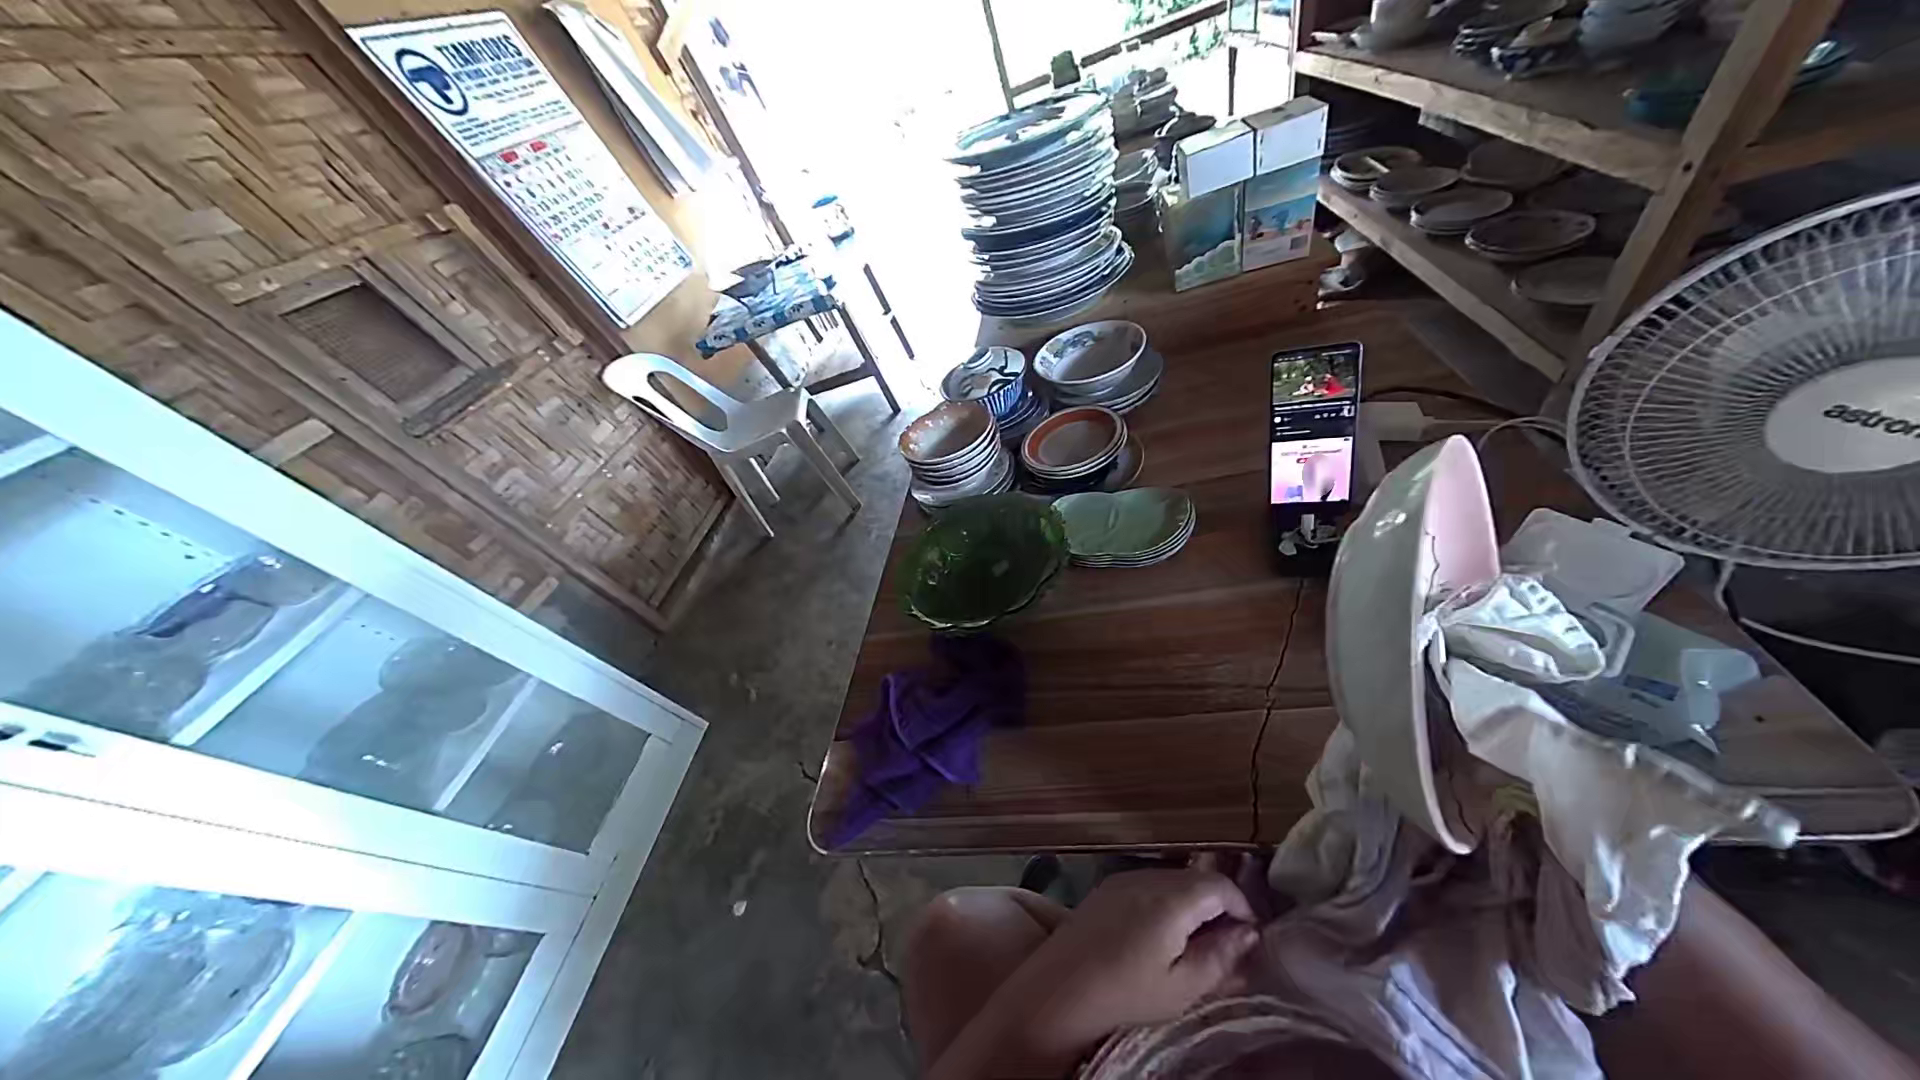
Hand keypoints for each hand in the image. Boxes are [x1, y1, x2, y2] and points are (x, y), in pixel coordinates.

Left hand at [951, 869, 1258, 1075]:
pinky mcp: (1106, 886)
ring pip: (1172, 879)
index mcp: (1170, 898)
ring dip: (1191, 902)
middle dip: (1218, 905)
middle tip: (1227, 945)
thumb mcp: (1183, 986)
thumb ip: (1221, 956)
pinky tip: (1160, 935)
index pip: (1220, 883)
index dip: (1242, 906)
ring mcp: (1123, 877)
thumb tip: (1250, 933)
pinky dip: (1165, 901)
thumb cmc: (1126, 993)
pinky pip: (1148, 884)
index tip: (1250, 937)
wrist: (1060, 988)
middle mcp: (1146, 877)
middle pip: (1196, 877)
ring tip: (1194, 944)